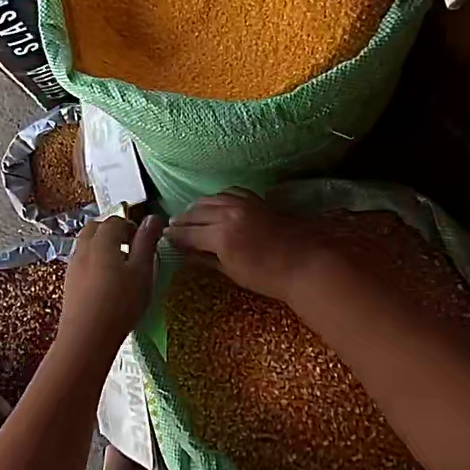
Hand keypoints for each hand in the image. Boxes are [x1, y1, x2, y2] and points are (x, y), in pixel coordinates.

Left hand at [60, 213, 165, 349]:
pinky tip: (108, 282)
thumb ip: (147, 242)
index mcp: (102, 241)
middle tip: (132, 248)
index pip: (116, 221)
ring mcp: (73, 266)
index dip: (132, 226)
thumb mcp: (142, 271)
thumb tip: (152, 218)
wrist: (87, 338)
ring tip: (121, 266)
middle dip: (114, 231)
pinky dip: (95, 260)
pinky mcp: (69, 283)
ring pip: (87, 244)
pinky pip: (82, 260)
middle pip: (96, 228)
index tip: (145, 242)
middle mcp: (83, 248)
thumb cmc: (121, 303)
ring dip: (103, 246)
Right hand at [165, 189, 336, 300]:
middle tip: (172, 226)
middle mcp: (228, 213)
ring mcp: (244, 203)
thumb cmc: (268, 277)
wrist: (305, 264)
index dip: (174, 236)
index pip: (188, 233)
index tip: (164, 237)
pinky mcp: (257, 200)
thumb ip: (206, 259)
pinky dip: (218, 197)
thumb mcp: (232, 272)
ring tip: (189, 214)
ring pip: (211, 199)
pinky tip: (216, 204)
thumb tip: (185, 252)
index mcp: (220, 235)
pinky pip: (231, 192)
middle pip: (196, 212)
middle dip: (182, 220)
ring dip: (197, 206)